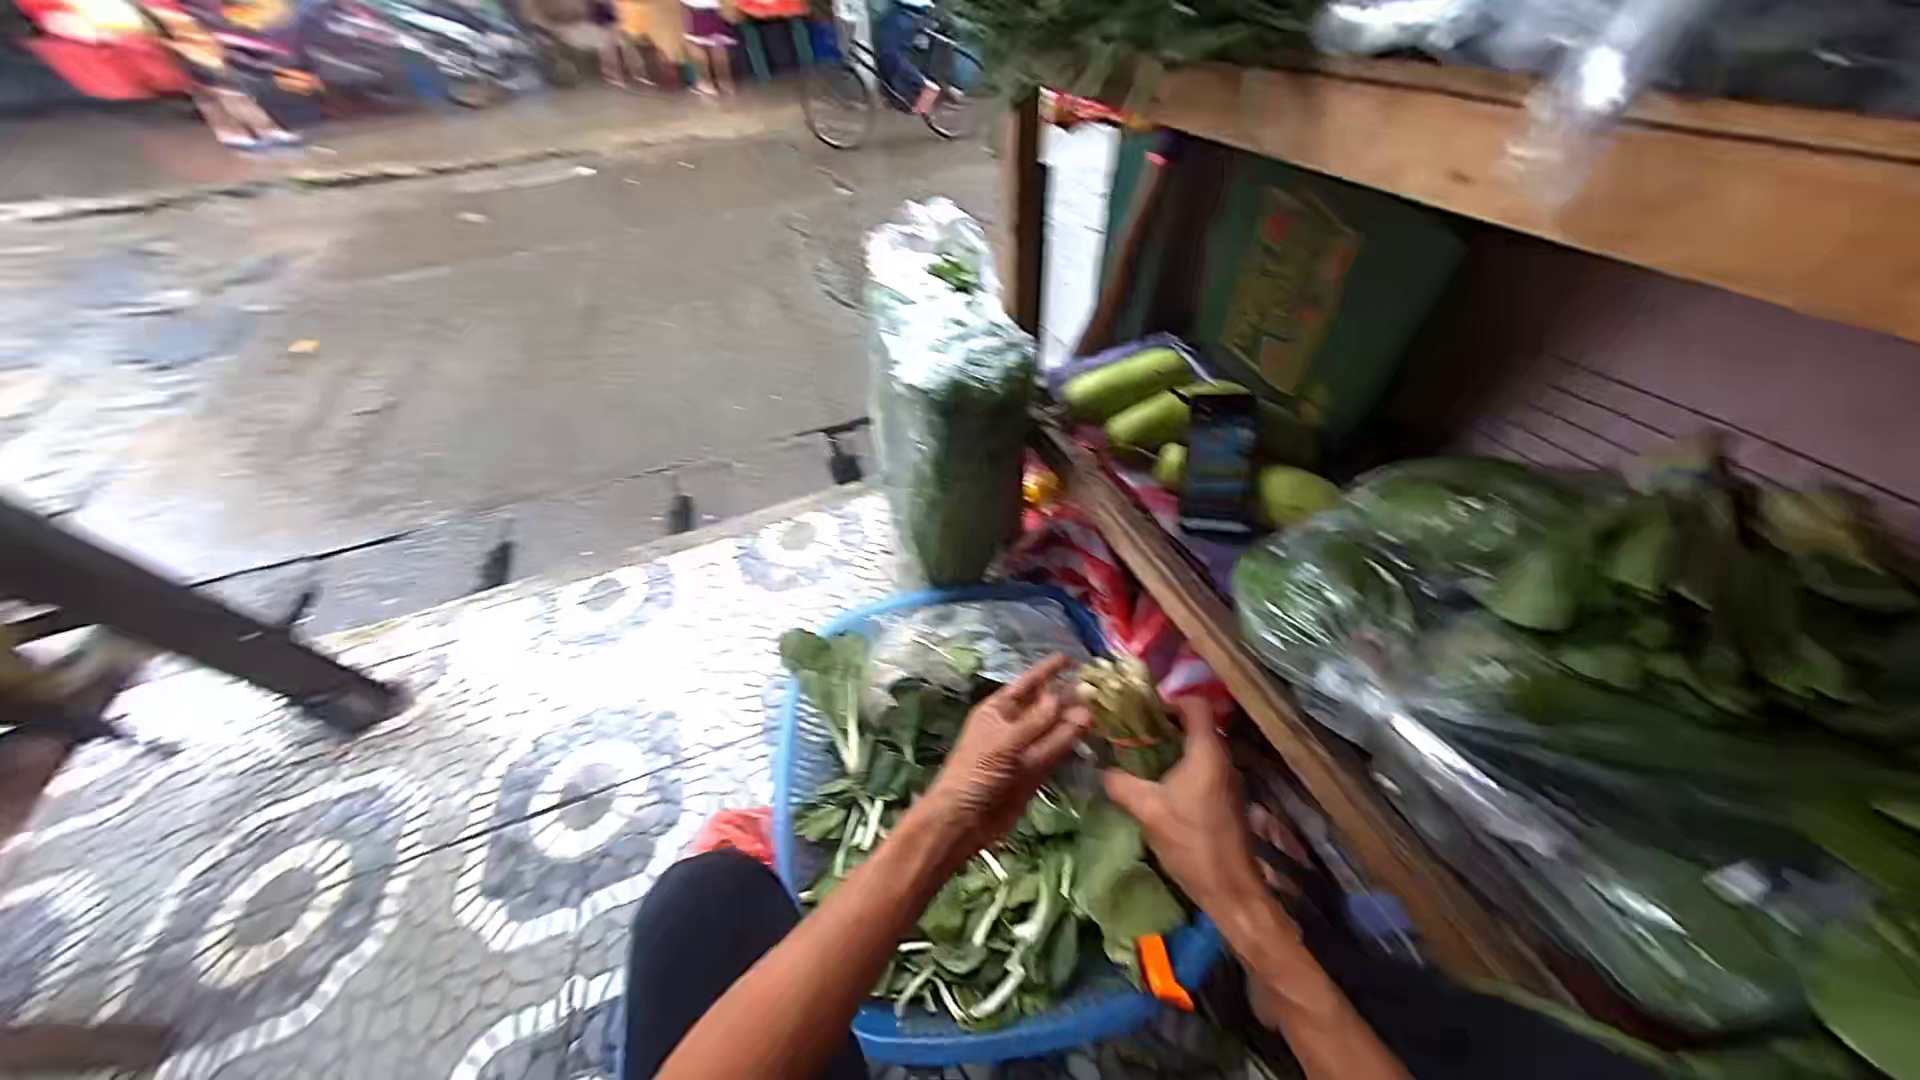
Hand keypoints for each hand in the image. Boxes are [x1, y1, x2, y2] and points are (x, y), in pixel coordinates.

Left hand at [911, 654, 1091, 866]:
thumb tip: (1065, 698)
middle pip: (1043, 706)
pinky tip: (1088, 734)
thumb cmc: (975, 772)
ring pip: (1052, 730)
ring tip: (1098, 710)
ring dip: (1071, 721)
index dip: (1046, 671)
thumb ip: (1038, 723)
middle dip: (1066, 696)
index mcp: (997, 710)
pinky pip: (1054, 753)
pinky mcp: (1033, 773)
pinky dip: (1069, 744)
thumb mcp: (1005, 743)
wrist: (964, 820)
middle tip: (1095, 686)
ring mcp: (1023, 750)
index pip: (1026, 684)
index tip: (1068, 658)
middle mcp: (1012, 726)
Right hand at [1103, 697, 1267, 920]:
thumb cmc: (1191, 842)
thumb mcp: (1146, 809)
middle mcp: (1221, 759)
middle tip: (1131, 729)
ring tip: (1138, 753)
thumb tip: (1102, 768)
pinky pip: (1201, 766)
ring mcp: (1226, 779)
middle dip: (1162, 722)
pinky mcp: (1224, 797)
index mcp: (1206, 752)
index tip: (1141, 709)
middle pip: (1195, 723)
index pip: (1195, 705)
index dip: (1168, 700)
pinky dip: (1179, 764)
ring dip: (1170, 745)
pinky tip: (1156, 781)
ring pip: (1197, 746)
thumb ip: (1120, 783)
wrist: (1230, 890)